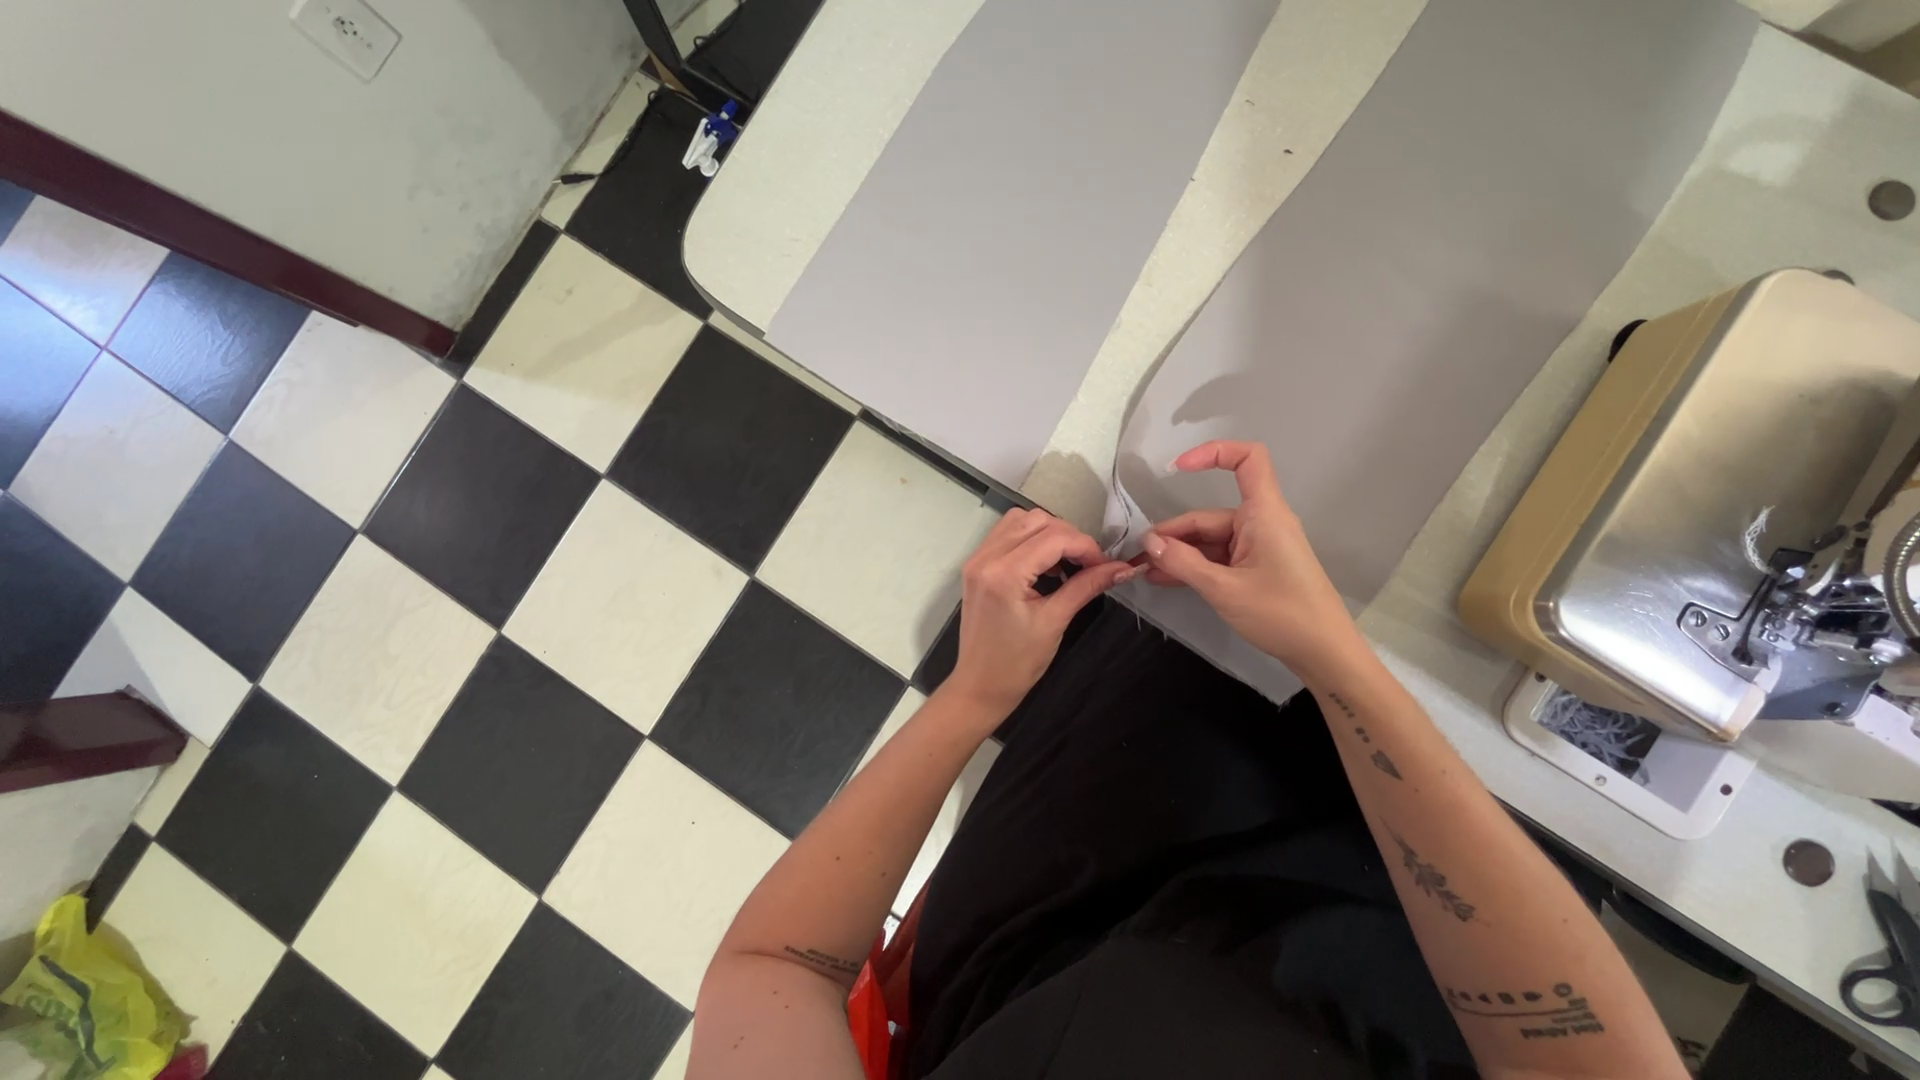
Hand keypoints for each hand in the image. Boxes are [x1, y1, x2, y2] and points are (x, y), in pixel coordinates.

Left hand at [945, 508, 1134, 714]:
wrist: (980, 685)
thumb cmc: (1017, 663)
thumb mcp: (1055, 621)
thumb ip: (1086, 586)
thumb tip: (1122, 568)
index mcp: (1004, 574)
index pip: (1054, 537)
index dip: (1086, 546)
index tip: (1105, 565)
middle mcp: (986, 558)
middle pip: (1037, 520)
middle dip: (1069, 536)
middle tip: (1088, 564)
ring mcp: (977, 560)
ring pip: (1020, 521)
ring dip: (1049, 533)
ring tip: (1068, 562)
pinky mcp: (976, 566)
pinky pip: (1006, 535)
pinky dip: (1030, 539)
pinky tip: (1046, 565)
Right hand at [1140, 441, 1360, 676]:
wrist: (1324, 653)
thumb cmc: (1282, 614)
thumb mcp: (1224, 589)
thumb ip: (1183, 563)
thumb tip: (1148, 544)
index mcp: (1264, 514)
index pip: (1247, 460)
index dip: (1213, 453)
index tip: (1177, 469)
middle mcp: (1262, 524)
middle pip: (1210, 515)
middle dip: (1174, 533)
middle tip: (1139, 556)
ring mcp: (1259, 547)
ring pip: (1211, 540)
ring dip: (1180, 554)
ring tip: (1145, 571)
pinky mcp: (1258, 569)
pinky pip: (1219, 558)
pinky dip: (1195, 566)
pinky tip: (1166, 579)